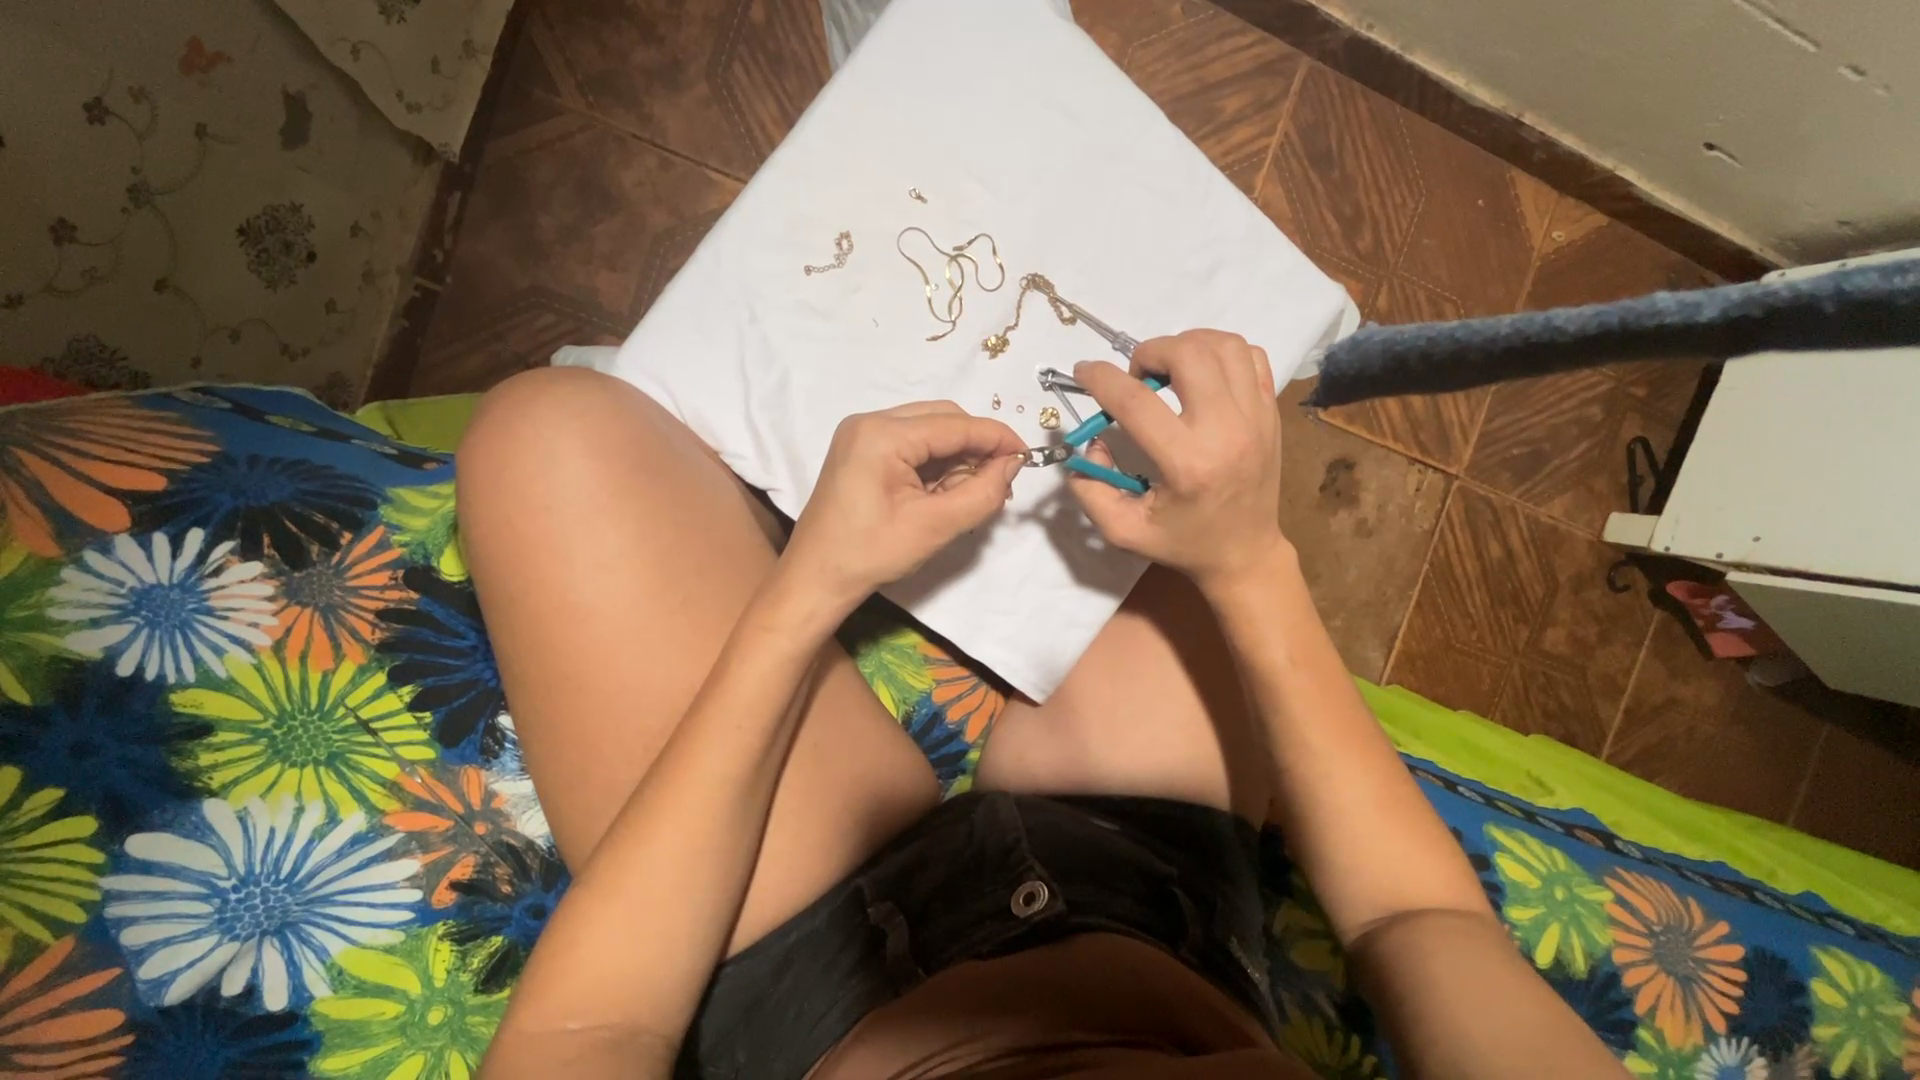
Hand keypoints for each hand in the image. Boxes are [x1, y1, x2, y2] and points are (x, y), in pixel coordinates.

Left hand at [782, 402, 1026, 608]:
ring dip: (957, 456)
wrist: (816, 577)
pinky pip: (911, 444)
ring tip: (974, 492)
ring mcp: (862, 434)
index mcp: (882, 435)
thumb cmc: (871, 554)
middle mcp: (870, 422)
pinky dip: (936, 462)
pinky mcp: (860, 450)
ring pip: (929, 430)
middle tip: (1000, 483)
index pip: (955, 425)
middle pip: (943, 419)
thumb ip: (982, 492)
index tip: (1028, 457)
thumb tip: (1013, 463)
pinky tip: (946, 490)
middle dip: (976, 447)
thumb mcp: (935, 526)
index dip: (997, 438)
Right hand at [1069, 330, 1290, 593]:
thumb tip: (1093, 439)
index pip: (1136, 401)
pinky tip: (1203, 376)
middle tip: (1137, 379)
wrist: (1244, 553)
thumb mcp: (1122, 529)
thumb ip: (1091, 487)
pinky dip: (1221, 353)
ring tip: (1169, 371)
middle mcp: (1226, 432)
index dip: (1100, 378)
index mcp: (1187, 464)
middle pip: (1187, 355)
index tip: (1083, 372)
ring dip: (1186, 345)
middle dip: (1149, 353)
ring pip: (1223, 345)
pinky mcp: (1270, 412)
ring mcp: (1256, 417)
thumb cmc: (1182, 542)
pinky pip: (1251, 356)